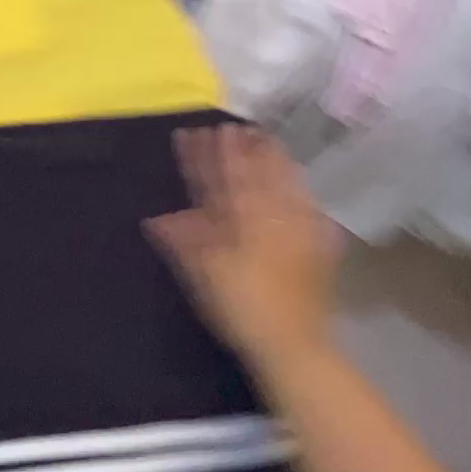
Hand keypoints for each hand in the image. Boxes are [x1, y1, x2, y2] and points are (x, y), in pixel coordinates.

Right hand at [144, 125, 341, 368]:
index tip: (194, 130)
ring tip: (264, 139)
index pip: (217, 178)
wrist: (292, 345)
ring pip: (282, 184)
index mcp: (238, 219)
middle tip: (231, 126)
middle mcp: (268, 217)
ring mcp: (295, 230)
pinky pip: (306, 207)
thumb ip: (182, 240)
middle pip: (252, 174)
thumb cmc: (238, 306)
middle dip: (239, 150)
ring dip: (270, 160)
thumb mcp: (200, 273)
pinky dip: (298, 189)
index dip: (205, 154)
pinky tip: (298, 183)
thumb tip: (156, 218)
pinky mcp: (314, 247)